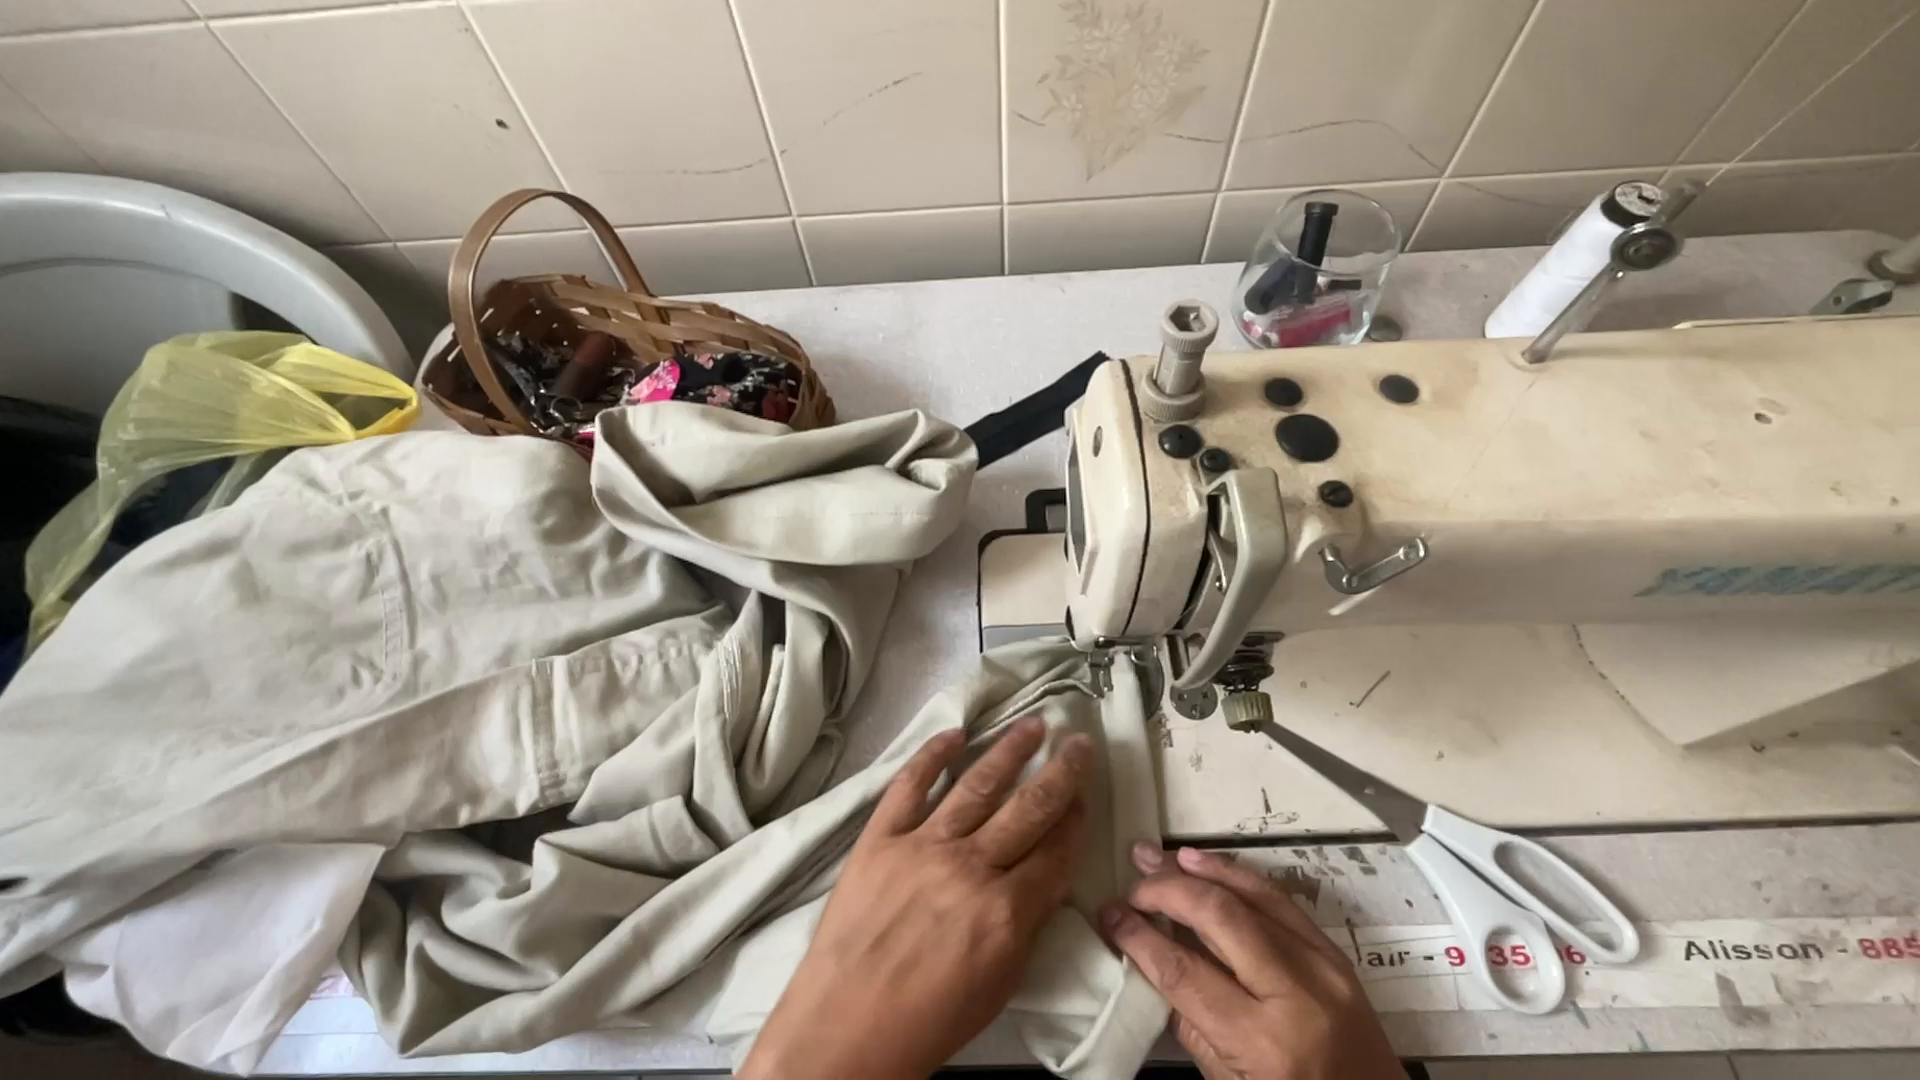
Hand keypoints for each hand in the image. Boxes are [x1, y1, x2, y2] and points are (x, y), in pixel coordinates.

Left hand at [739, 716, 1092, 1079]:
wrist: (845, 1027)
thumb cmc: (929, 1019)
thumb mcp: (1000, 985)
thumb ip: (1026, 926)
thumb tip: (1043, 880)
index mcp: (1005, 911)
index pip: (1056, 851)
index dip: (1077, 819)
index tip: (1088, 792)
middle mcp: (970, 867)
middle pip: (1028, 808)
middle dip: (1061, 772)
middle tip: (1079, 741)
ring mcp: (922, 846)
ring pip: (977, 785)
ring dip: (1010, 750)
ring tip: (1034, 725)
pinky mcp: (880, 838)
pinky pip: (909, 786)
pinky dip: (932, 757)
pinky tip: (955, 735)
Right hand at [1101, 845, 1402, 1079]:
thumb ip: (1189, 1019)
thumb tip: (1148, 958)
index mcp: (1264, 1042)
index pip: (1183, 971)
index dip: (1138, 937)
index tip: (1108, 914)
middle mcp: (1296, 994)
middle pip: (1217, 916)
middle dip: (1166, 891)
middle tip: (1133, 885)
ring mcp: (1322, 967)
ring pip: (1250, 895)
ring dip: (1199, 869)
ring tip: (1157, 855)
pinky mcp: (1335, 953)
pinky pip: (1279, 900)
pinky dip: (1237, 876)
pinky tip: (1205, 862)